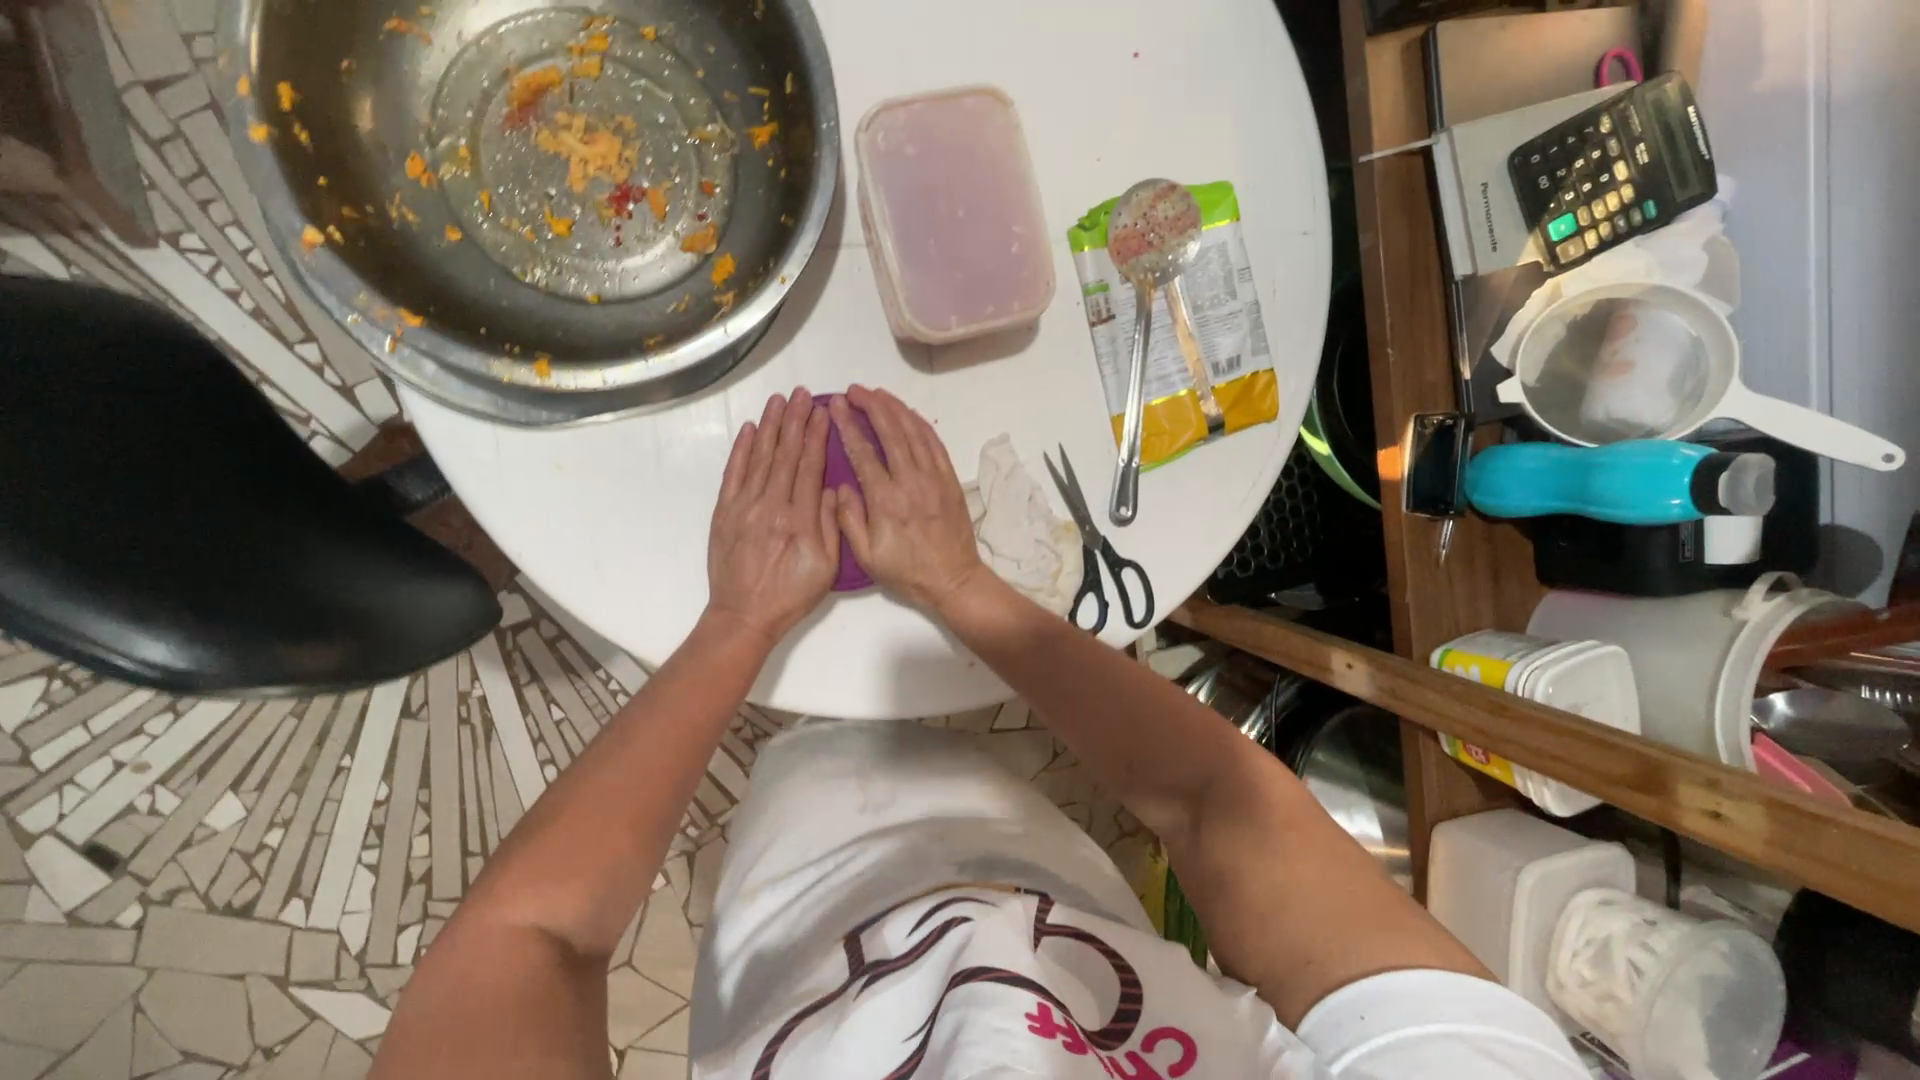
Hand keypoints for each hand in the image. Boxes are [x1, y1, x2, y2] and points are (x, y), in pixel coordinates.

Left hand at [705, 389, 839, 644]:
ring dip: (771, 426)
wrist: (743, 615)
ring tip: (779, 401)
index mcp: (799, 519)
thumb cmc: (791, 595)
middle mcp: (771, 506)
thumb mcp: (825, 568)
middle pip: (785, 454)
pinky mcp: (725, 513)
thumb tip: (833, 489)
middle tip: (803, 394)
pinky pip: (734, 474)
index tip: (823, 412)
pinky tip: (751, 430)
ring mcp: (744, 507)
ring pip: (760, 457)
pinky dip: (742, 450)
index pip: (810, 467)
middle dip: (795, 421)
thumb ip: (830, 526)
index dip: (817, 437)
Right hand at [829, 386, 986, 614]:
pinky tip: (907, 413)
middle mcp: (911, 482)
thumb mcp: (867, 556)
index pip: (862, 452)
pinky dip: (920, 423)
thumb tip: (841, 486)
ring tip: (876, 394)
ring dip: (894, 408)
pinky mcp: (950, 480)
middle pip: (890, 431)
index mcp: (886, 500)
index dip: (847, 425)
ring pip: (913, 431)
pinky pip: (934, 443)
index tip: (835, 406)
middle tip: (853, 391)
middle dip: (870, 405)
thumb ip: (849, 519)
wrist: (953, 580)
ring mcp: (934, 478)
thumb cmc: (906, 572)